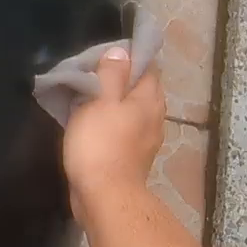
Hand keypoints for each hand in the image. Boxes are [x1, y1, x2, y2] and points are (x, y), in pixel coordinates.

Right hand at [61, 47, 164, 223]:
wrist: (105, 195)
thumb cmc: (100, 144)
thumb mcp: (100, 102)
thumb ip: (111, 75)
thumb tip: (120, 51)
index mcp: (148, 100)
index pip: (148, 68)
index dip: (131, 57)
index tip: (107, 53)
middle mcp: (154, 117)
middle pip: (143, 89)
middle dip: (124, 78)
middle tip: (95, 72)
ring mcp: (146, 139)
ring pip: (135, 110)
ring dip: (118, 101)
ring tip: (92, 97)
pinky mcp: (134, 156)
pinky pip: (126, 129)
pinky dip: (114, 121)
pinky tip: (97, 124)